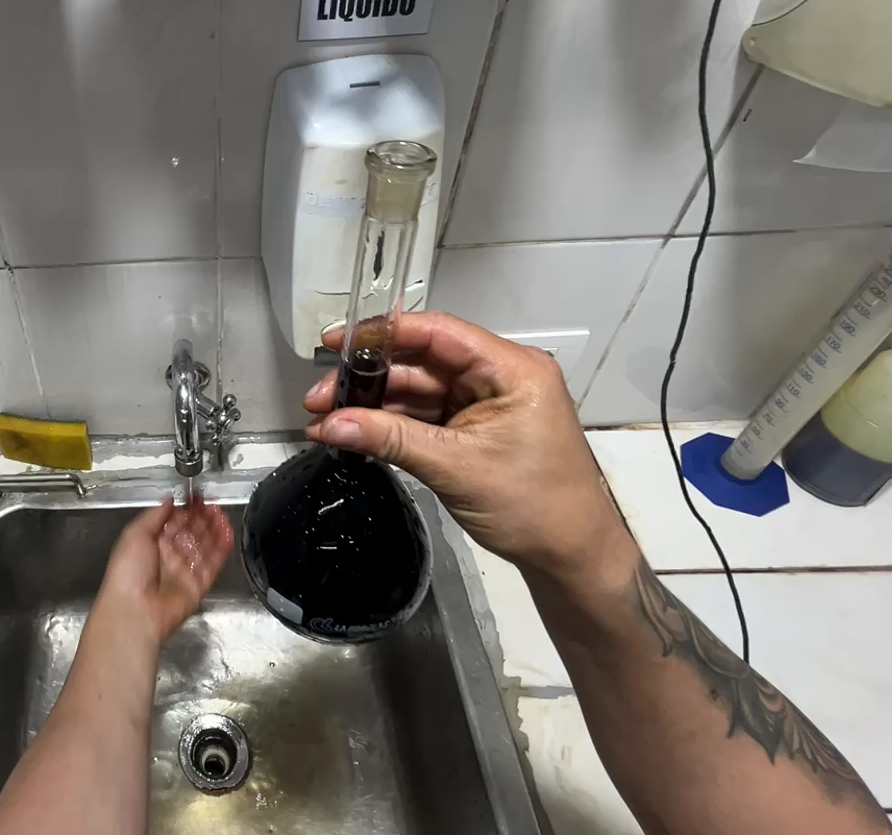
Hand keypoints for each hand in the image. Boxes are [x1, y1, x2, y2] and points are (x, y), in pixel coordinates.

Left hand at [92, 497, 233, 644]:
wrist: (134, 611)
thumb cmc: (127, 572)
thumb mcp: (135, 533)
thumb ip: (155, 515)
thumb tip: (168, 499)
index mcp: (151, 543)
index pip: (174, 521)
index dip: (186, 509)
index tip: (197, 497)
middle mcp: (169, 556)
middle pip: (191, 533)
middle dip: (202, 517)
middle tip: (213, 504)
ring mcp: (184, 571)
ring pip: (204, 547)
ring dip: (214, 530)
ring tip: (222, 515)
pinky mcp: (198, 586)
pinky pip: (213, 565)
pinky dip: (221, 549)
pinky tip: (227, 533)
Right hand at [303, 311, 633, 587]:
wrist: (572, 558)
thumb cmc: (533, 507)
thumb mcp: (455, 467)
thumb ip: (389, 439)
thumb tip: (327, 425)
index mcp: (510, 368)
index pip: (436, 332)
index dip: (381, 333)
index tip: (335, 341)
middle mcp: (496, 374)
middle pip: (419, 359)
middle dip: (367, 378)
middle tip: (319, 399)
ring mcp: (483, 399)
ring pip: (415, 386)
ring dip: (371, 403)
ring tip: (325, 419)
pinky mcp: (471, 424)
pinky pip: (422, 411)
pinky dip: (388, 422)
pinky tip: (352, 430)